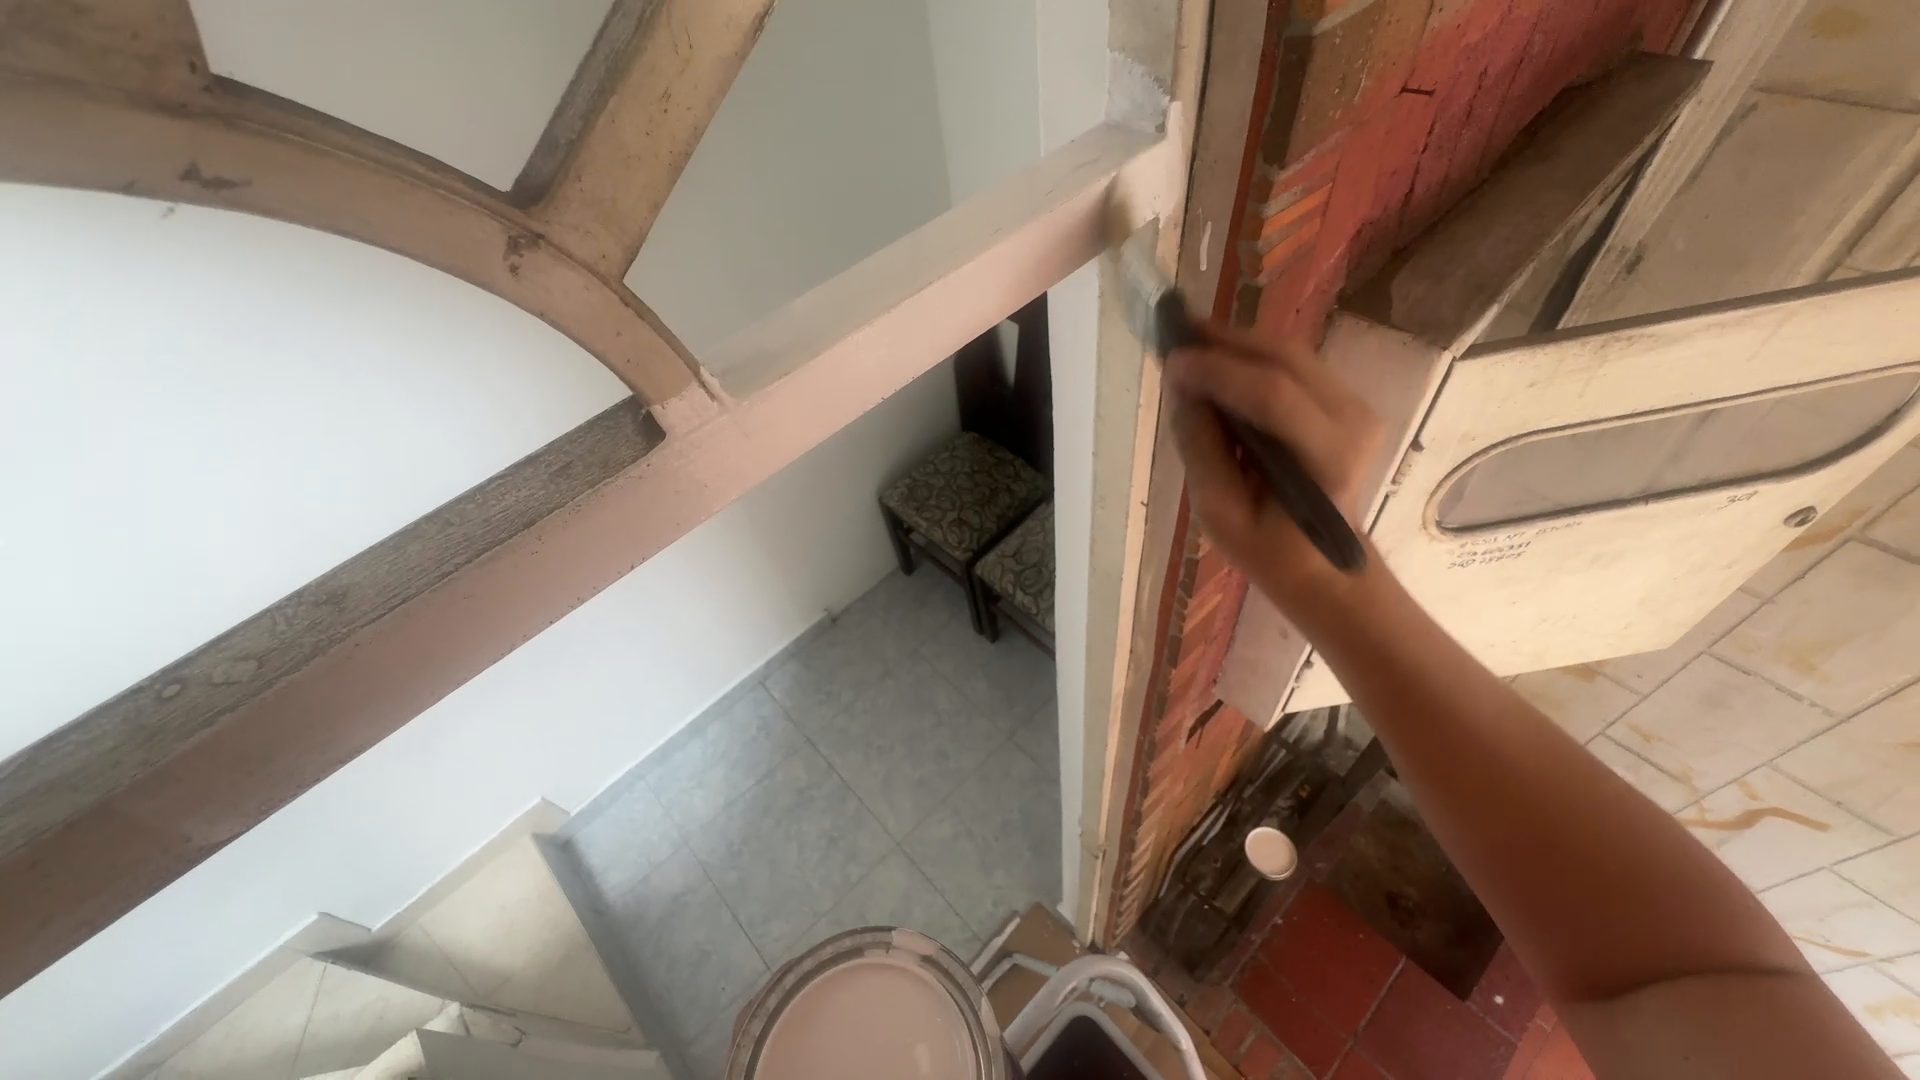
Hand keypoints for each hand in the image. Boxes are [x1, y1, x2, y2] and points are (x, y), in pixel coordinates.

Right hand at [1167, 326, 1383, 610]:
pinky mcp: (1345, 401)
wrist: (1320, 562)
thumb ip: (1201, 448)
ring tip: (1189, 339)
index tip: (1171, 362)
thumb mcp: (1219, 512)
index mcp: (1328, 458)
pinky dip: (1252, 357)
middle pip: (1284, 361)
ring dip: (1237, 344)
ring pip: (1289, 355)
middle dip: (1225, 343)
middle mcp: (1352, 421)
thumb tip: (1182, 388)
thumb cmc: (1268, 547)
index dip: (1219, 371)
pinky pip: (1293, 366)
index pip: (1272, 395)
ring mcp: (1355, 406)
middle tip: (1175, 331)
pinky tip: (1218, 357)